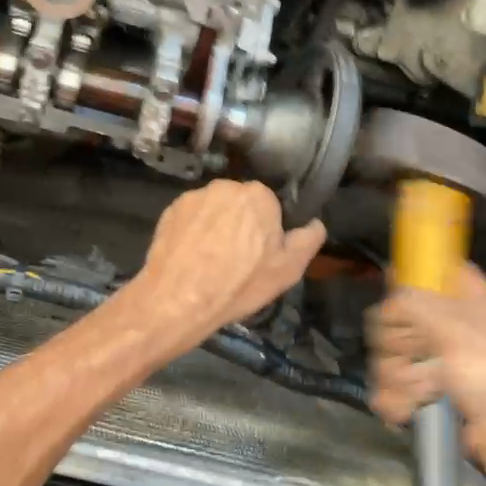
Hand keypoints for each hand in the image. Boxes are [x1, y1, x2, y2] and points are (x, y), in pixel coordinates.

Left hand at [130, 181, 325, 338]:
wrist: (178, 299)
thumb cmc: (239, 284)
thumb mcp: (287, 270)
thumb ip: (308, 240)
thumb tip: (315, 223)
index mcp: (258, 195)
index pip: (269, 206)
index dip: (266, 230)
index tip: (260, 254)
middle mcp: (225, 187)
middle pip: (240, 204)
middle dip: (240, 225)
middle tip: (236, 260)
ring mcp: (194, 197)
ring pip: (214, 210)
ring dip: (215, 227)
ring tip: (210, 261)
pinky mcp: (170, 210)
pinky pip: (191, 217)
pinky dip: (193, 232)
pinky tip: (191, 257)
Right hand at [370, 265, 485, 454]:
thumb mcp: (454, 329)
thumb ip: (414, 302)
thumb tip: (391, 277)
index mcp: (470, 299)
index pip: (434, 270)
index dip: (411, 278)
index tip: (395, 296)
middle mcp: (453, 324)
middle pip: (401, 315)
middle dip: (395, 342)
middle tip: (406, 356)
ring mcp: (442, 357)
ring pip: (394, 352)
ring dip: (394, 376)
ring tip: (413, 394)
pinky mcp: (432, 388)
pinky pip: (397, 382)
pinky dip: (395, 397)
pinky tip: (403, 409)